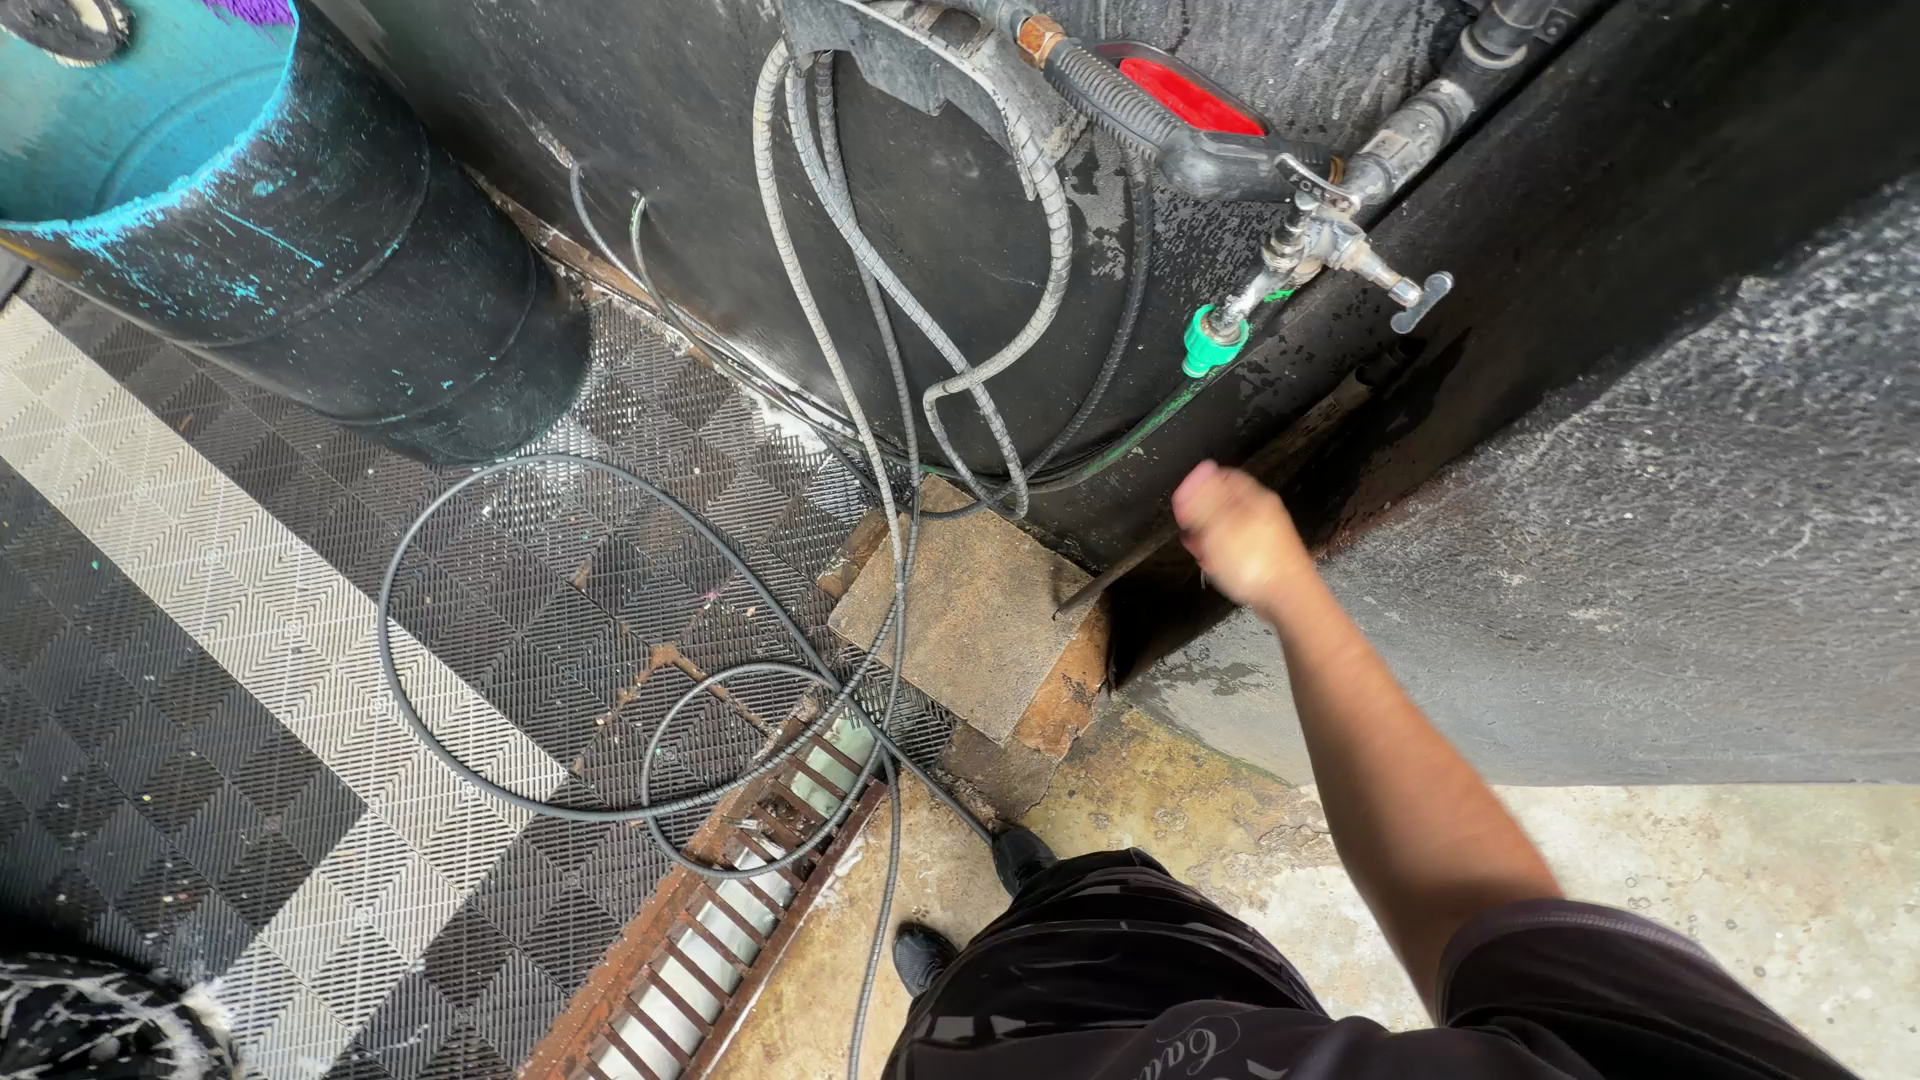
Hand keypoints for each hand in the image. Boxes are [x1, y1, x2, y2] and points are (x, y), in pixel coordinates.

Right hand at [1171, 460, 1314, 613]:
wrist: (1289, 599)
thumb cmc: (1254, 561)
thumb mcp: (1219, 526)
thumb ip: (1206, 500)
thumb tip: (1199, 471)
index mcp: (1253, 499)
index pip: (1222, 477)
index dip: (1198, 486)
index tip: (1183, 502)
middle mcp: (1263, 513)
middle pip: (1224, 503)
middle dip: (1201, 516)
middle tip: (1189, 529)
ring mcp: (1265, 536)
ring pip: (1229, 527)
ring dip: (1209, 538)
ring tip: (1199, 551)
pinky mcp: (1265, 556)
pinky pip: (1238, 548)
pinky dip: (1222, 554)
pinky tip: (1215, 566)